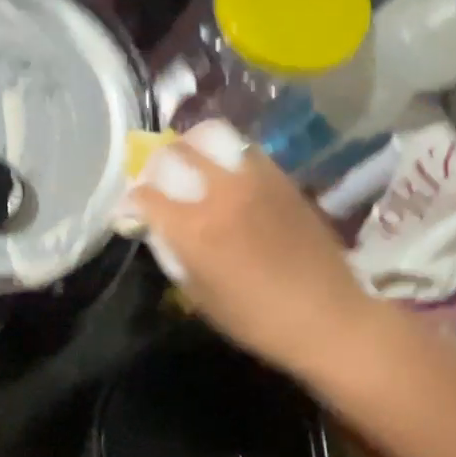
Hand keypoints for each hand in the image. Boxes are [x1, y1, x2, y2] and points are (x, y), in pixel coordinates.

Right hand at [131, 120, 382, 375]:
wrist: (326, 315)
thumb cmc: (254, 318)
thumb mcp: (198, 295)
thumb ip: (174, 254)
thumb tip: (160, 230)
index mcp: (193, 229)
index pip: (144, 195)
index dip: (129, 203)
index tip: (129, 213)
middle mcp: (220, 193)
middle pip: (175, 153)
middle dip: (157, 166)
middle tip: (157, 183)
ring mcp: (255, 179)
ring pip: (212, 138)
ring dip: (192, 150)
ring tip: (191, 167)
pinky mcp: (282, 178)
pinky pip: (244, 151)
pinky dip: (226, 157)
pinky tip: (226, 178)